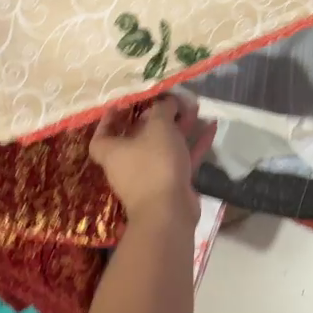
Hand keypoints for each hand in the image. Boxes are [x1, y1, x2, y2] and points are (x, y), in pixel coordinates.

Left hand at [90, 94, 214, 224]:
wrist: (168, 211)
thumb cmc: (154, 163)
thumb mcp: (159, 126)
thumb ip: (163, 108)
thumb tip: (166, 101)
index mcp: (114, 152)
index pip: (101, 136)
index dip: (109, 120)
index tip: (124, 105)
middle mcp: (128, 165)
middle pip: (139, 137)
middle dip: (157, 118)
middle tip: (172, 101)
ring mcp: (150, 176)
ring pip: (164, 146)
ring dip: (179, 127)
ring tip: (195, 108)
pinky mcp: (171, 184)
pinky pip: (182, 158)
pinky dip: (194, 143)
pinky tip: (211, 126)